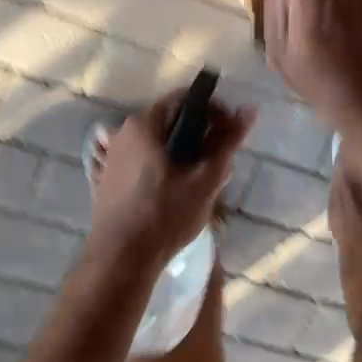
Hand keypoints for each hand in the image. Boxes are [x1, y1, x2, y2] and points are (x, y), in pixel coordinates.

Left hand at [89, 88, 255, 262]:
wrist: (120, 261)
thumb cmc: (165, 215)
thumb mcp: (205, 179)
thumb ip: (228, 142)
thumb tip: (250, 110)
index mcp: (144, 124)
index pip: (186, 99)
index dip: (214, 111)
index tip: (230, 134)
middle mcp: (125, 133)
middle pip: (172, 122)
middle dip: (202, 137)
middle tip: (222, 162)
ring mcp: (114, 157)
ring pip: (160, 144)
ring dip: (186, 155)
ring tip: (205, 181)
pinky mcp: (111, 180)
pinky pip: (145, 162)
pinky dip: (166, 168)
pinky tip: (179, 193)